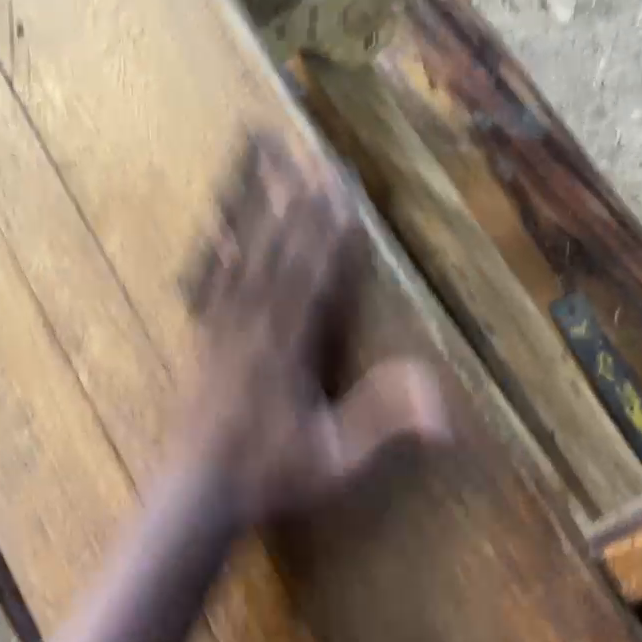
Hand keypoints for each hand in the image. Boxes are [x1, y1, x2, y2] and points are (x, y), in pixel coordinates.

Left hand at [179, 136, 449, 525]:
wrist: (196, 493)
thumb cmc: (269, 479)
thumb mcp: (336, 463)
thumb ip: (384, 428)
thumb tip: (445, 407)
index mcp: (286, 351)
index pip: (313, 277)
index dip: (329, 229)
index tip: (342, 184)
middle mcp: (252, 328)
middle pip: (275, 251)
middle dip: (294, 198)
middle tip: (304, 147)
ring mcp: (221, 330)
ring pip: (239, 254)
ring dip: (252, 204)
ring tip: (256, 158)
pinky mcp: (202, 339)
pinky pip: (210, 281)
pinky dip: (218, 246)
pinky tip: (218, 222)